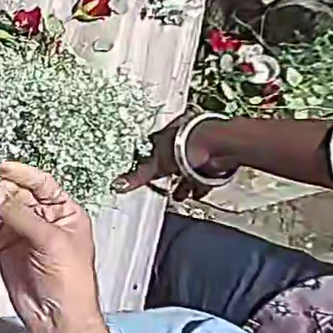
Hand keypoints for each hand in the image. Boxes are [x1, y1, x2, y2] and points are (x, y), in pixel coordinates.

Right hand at [0, 163, 105, 332]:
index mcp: (64, 212)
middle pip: (17, 192)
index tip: (3, 168)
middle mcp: (43, 218)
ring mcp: (23, 230)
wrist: (56, 319)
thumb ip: (21, 216)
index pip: (41, 183)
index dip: (22, 174)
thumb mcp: (51, 242)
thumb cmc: (71, 284)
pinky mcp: (6, 243)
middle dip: (2, 190)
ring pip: (2, 205)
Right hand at [114, 117, 238, 200]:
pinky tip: (197, 194)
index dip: (150, 163)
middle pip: (173, 161)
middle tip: (165, 187)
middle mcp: (182, 140)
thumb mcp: (154, 166)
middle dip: (170, 176)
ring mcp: (199, 149)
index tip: (147, 174)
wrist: (214, 146)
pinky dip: (199, 186)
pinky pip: (204, 176)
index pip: (154, 150)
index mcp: (165, 136)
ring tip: (180, 195)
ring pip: (189, 168)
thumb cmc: (184, 146)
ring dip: (185, 182)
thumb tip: (117, 184)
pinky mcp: (213, 160)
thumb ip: (137, 177)